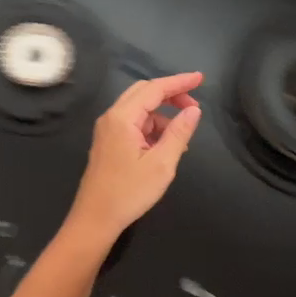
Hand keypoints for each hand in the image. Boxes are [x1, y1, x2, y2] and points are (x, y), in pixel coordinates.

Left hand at [65, 72, 203, 242]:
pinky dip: (152, 127)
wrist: (95, 218)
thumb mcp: (161, 164)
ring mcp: (107, 128)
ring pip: (139, 108)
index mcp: (123, 118)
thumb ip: (179, 133)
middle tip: (195, 106)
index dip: (179, 82)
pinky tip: (165, 146)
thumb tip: (194, 110)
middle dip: (171, 95)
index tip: (200, 79)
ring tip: (182, 138)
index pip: (155, 88)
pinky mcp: (108, 141)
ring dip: (162, 115)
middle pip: (144, 92)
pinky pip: (133, 123)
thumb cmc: (129, 192)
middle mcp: (112, 116)